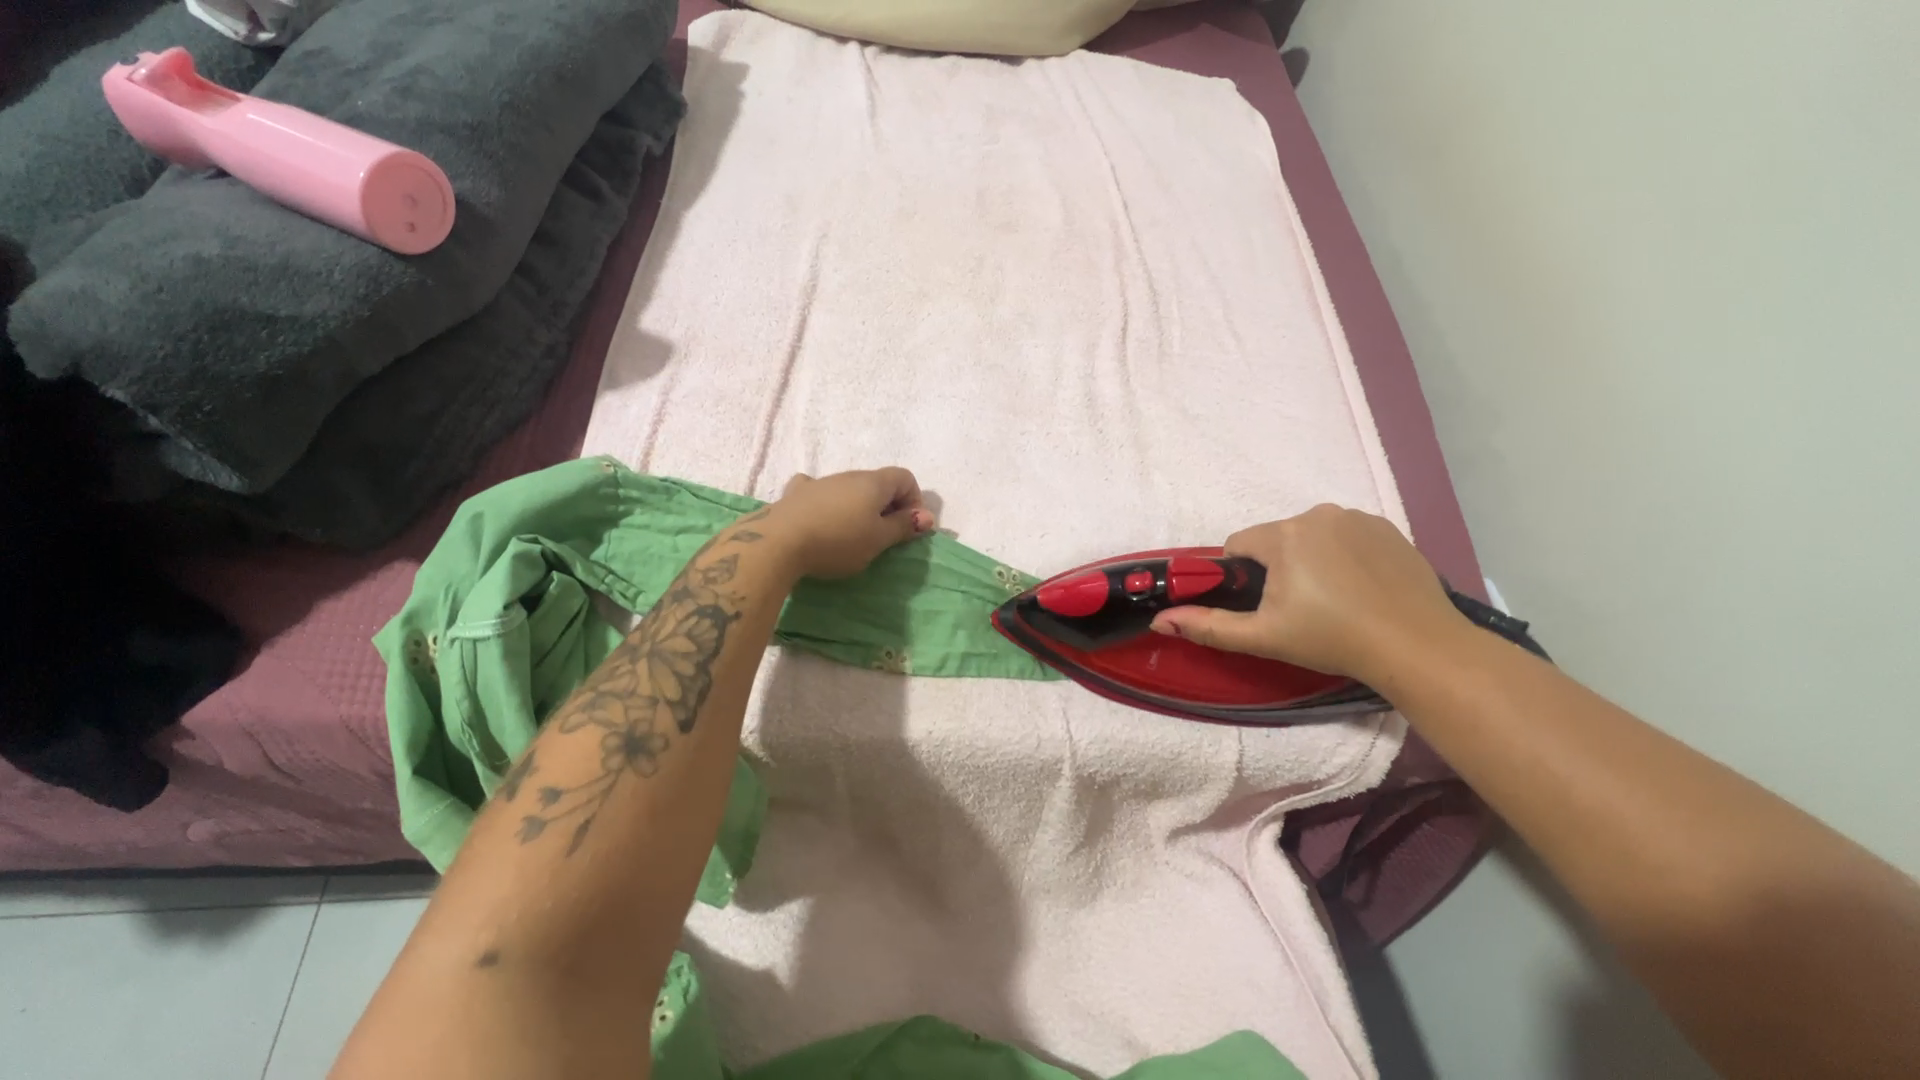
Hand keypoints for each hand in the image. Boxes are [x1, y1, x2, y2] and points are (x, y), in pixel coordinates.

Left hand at [758, 468, 935, 579]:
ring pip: (848, 488)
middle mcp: (848, 475)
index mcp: (873, 483)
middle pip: (877, 482)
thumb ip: (903, 526)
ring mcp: (820, 482)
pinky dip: (827, 501)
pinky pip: (819, 491)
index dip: (913, 500)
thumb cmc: (838, 542)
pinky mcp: (795, 495)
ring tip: (851, 534)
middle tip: (883, 536)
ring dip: (858, 506)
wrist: (779, 543)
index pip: (905, 477)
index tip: (907, 528)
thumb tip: (927, 516)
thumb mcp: (878, 540)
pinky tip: (820, 516)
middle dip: (887, 505)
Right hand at [1149, 505, 1465, 679]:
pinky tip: (1362, 589)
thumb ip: (1209, 626)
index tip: (1264, 606)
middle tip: (1300, 610)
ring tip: (1334, 602)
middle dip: (1278, 569)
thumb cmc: (1332, 639)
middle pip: (1277, 539)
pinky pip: (1348, 536)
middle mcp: (1319, 514)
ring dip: (1312, 560)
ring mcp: (1359, 518)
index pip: (1239, 544)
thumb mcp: (1264, 637)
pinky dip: (1346, 557)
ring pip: (1313, 537)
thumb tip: (1160, 621)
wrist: (1416, 645)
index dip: (1241, 577)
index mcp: (1284, 535)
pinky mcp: (1389, 528)